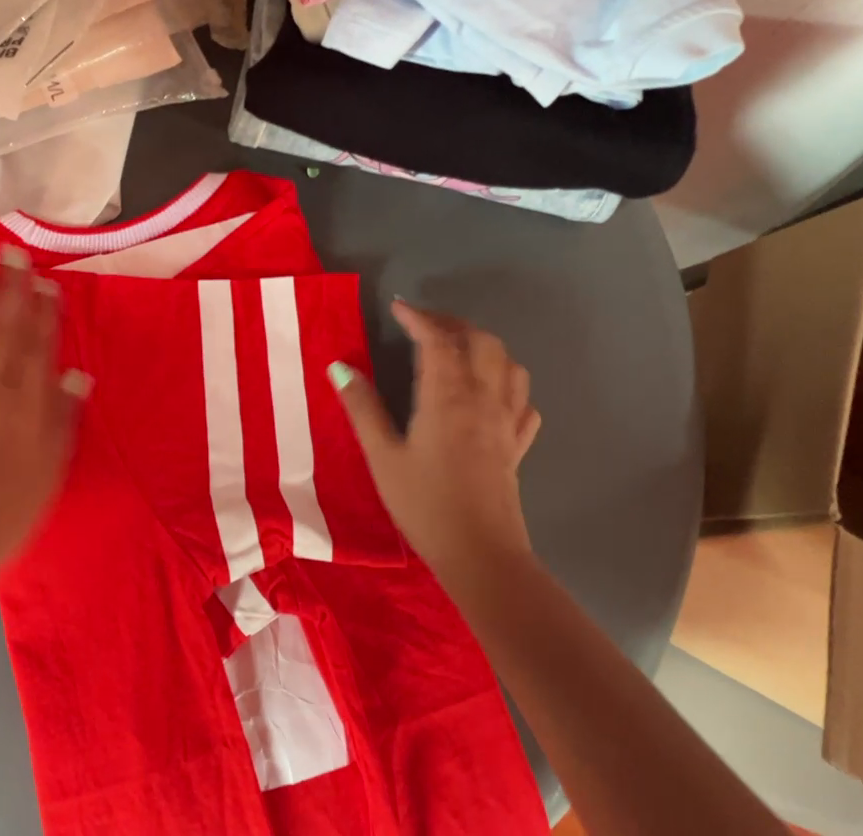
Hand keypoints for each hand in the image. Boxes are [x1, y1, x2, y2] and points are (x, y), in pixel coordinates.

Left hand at [0, 249, 88, 574]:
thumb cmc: (4, 515)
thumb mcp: (49, 472)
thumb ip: (61, 420)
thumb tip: (75, 374)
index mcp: (23, 406)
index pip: (38, 346)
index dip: (44, 311)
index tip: (48, 281)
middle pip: (1, 330)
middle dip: (10, 289)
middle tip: (13, 253)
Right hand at [328, 300, 540, 583]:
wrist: (480, 554)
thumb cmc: (424, 504)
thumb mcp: (381, 456)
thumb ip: (363, 408)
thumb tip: (339, 368)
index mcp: (448, 397)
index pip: (438, 340)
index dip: (419, 318)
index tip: (399, 308)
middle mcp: (484, 399)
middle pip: (481, 342)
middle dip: (453, 324)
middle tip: (424, 326)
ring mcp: (507, 421)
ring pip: (509, 364)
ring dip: (484, 346)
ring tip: (457, 350)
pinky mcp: (518, 445)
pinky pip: (522, 400)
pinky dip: (507, 383)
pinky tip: (490, 394)